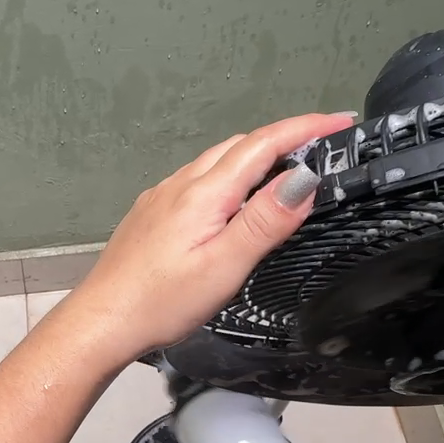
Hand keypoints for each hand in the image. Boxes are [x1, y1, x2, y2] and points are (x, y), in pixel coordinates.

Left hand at [54, 112, 353, 365]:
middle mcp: (179, 185)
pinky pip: (196, 180)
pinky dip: (226, 176)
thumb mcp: (224, 266)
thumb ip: (264, 222)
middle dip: (283, 138)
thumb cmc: (160, 302)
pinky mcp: (150, 215)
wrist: (102, 322)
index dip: (305, 127)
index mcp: (203, 194)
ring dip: (254, 156)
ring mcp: (161, 198)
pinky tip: (231, 199)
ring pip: (215, 161)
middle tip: (322, 146)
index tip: (341, 120)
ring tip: (285, 169)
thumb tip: (304, 178)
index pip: (262, 144)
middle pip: (239, 146)